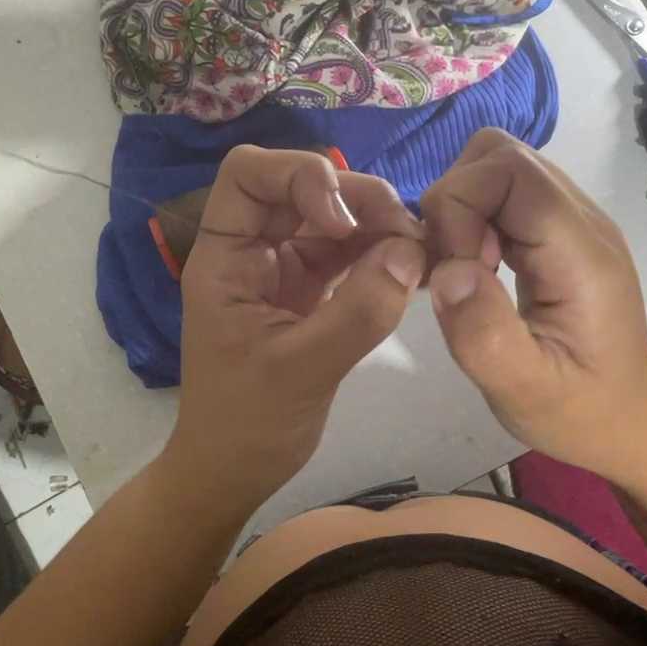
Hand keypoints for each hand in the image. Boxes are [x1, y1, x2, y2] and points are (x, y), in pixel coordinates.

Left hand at [163, 146, 427, 504]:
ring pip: (331, 218)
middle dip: (356, 199)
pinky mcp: (309, 293)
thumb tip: (412, 253)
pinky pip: (347, 256)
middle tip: (409, 233)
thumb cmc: (247, 424)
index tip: (341, 223)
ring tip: (422, 251)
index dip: (299, 176)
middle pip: (301, 188)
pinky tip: (415, 268)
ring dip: (377, 225)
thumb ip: (356, 313)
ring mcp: (281, 270)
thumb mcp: (301, 371)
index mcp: (224, 257)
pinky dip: (381, 255)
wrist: (234, 471)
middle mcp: (251, 252)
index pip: (248, 174)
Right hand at [419, 128, 646, 474]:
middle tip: (454, 268)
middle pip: (500, 154)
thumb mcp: (525, 392)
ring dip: (459, 211)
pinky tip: (471, 271)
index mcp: (582, 254)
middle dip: (454, 202)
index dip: (459, 204)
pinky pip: (498, 194)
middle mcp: (581, 221)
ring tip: (463, 273)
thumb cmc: (580, 413)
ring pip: (495, 167)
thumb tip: (447, 271)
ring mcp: (569, 222)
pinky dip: (468, 221)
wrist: (628, 422)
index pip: (510, 171)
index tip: (451, 268)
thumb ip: (485, 335)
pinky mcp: (552, 233)